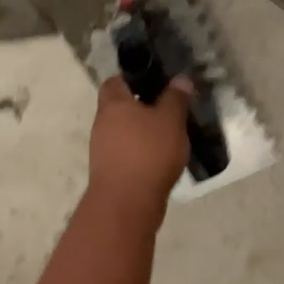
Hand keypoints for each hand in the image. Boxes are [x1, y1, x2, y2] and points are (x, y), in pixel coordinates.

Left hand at [87, 76, 192, 214]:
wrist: (127, 204)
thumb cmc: (148, 152)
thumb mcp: (170, 120)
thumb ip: (175, 98)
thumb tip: (180, 79)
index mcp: (113, 104)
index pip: (115, 81)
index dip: (133, 79)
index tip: (155, 83)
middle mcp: (102, 124)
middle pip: (120, 108)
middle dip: (142, 108)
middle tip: (169, 110)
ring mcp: (103, 149)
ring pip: (124, 132)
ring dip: (142, 133)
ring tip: (169, 136)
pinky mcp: (109, 172)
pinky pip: (126, 154)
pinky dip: (141, 153)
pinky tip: (161, 160)